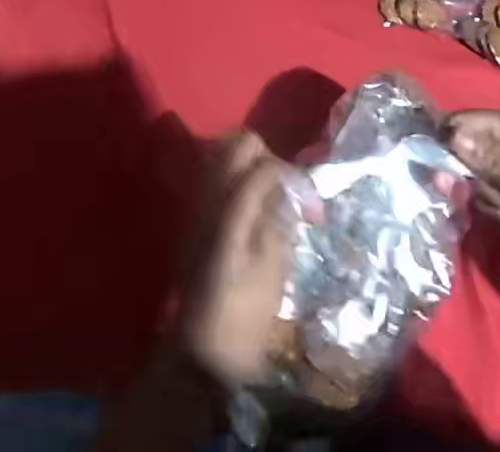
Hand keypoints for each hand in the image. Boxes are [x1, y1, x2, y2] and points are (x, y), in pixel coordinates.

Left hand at [175, 132, 293, 389]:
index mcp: (230, 209)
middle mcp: (209, 197)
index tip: (305, 199)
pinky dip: (238, 181)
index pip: (263, 163)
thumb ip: (279, 217)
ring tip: (271, 199)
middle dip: (268, 158)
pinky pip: (217, 179)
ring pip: (225, 156)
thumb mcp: (273, 268)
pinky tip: (254, 211)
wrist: (200, 355)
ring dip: (252, 167)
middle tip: (285, 190)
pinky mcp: (194, 220)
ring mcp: (198, 206)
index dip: (290, 175)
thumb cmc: (243, 316)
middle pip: (239, 144)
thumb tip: (289, 187)